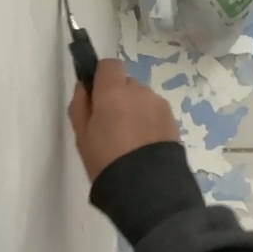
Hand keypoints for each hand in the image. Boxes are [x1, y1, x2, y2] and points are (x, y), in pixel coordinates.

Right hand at [68, 59, 180, 181]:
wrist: (146, 186)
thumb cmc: (106, 160)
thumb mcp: (81, 136)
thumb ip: (80, 105)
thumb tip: (84, 87)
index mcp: (113, 92)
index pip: (109, 65)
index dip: (101, 77)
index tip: (96, 96)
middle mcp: (138, 91)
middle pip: (126, 83)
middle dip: (118, 97)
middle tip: (111, 126)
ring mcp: (159, 105)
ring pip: (142, 99)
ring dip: (135, 110)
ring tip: (129, 141)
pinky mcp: (172, 120)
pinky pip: (155, 113)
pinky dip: (148, 123)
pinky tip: (143, 146)